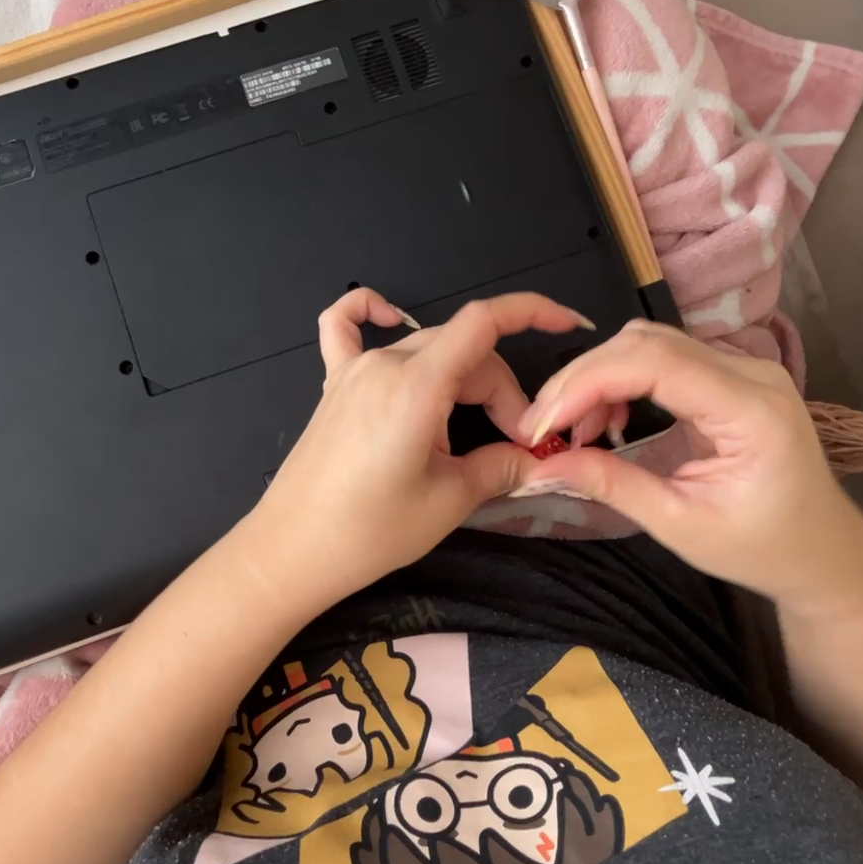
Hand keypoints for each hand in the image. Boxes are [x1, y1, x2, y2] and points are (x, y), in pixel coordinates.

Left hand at [237, 290, 593, 606]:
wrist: (293, 551)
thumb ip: (502, 466)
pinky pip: (348, 328)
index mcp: (417, 385)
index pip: (484, 322)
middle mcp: (385, 364)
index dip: (533, 312)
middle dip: (500, 392)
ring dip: (461, 379)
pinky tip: (391, 316)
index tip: (570, 327)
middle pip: (464, 350)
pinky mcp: (334, 384)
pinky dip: (373, 312)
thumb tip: (538, 457)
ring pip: (428, 348)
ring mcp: (354, 369)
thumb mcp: (449, 500)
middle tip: (514, 445)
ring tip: (468, 432)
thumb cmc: (370, 531)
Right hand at [513, 319, 862, 606]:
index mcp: (752, 410)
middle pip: (644, 343)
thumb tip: (540, 466)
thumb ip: (611, 485)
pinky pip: (659, 355)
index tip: (542, 423)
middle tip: (542, 426)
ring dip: (596, 376)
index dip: (586, 383)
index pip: (655, 363)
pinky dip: (618, 379)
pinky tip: (606, 417)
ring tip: (573, 428)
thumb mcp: (680, 525)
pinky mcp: (727, 373)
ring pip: (647, 341)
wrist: (822, 551)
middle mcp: (751, 372)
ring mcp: (743, 366)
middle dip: (580, 379)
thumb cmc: (761, 548)